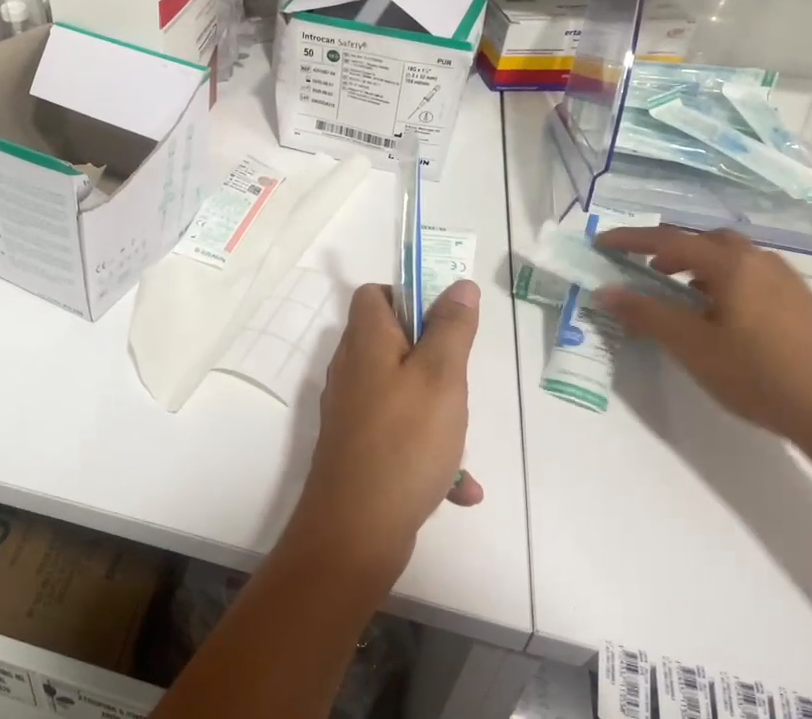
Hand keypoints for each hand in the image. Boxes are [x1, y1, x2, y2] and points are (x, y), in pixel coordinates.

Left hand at [290, 282, 484, 576]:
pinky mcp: (359, 448)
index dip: (409, 296)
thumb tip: (457, 284)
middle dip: (435, 360)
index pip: (374, 294)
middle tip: (459, 383)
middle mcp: (351, 371)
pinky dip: (430, 454)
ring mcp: (352, 412)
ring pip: (403, 394)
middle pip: (392, 343)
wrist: (356, 528)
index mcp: (364, 342)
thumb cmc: (404, 441)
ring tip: (460, 441)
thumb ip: (451, 328)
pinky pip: (402, 437)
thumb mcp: (441, 376)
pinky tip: (460, 487)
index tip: (447, 322)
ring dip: (438, 413)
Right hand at [593, 226, 811, 443]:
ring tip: (675, 292)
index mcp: (732, 264)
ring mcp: (785, 280)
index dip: (630, 240)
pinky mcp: (799, 302)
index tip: (600, 243)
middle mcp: (760, 261)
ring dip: (695, 265)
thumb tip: (606, 290)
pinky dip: (719, 280)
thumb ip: (646, 313)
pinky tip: (715, 314)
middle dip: (667, 248)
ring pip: (729, 257)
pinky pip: (748, 275)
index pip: (669, 240)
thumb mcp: (691, 346)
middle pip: (704, 240)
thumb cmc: (757, 375)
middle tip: (641, 268)